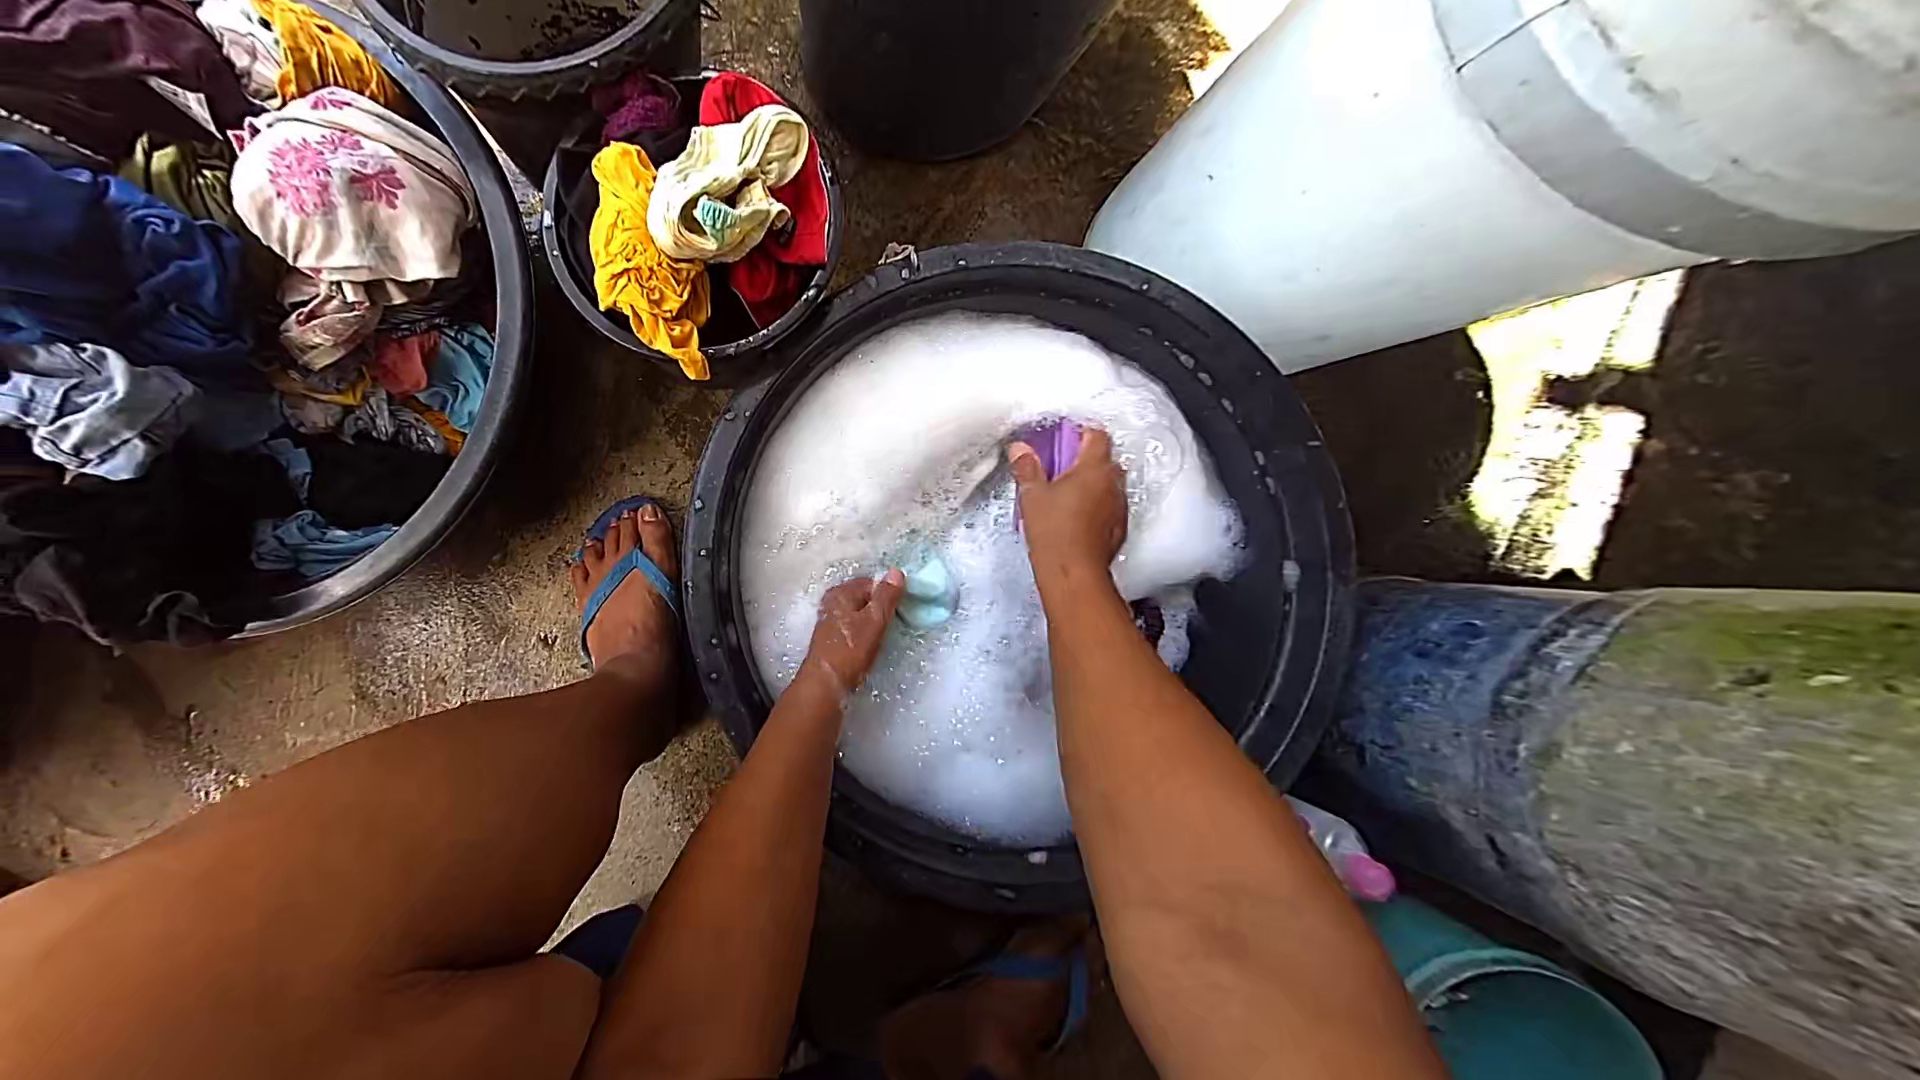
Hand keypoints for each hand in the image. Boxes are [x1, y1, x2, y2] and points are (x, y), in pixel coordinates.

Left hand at [803, 569, 905, 694]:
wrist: (826, 685)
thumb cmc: (850, 650)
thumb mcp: (875, 620)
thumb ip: (886, 596)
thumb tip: (896, 571)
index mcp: (841, 592)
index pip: (872, 583)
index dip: (888, 593)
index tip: (901, 607)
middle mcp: (832, 603)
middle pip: (865, 598)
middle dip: (881, 608)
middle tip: (894, 621)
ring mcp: (831, 622)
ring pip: (861, 614)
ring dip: (874, 622)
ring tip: (884, 635)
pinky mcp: (833, 639)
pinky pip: (855, 628)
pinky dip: (865, 633)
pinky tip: (871, 645)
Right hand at [1009, 427, 1127, 585]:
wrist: (1073, 573)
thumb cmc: (1055, 533)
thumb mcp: (1032, 495)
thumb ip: (1027, 467)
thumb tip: (1020, 450)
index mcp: (1094, 468)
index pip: (1097, 435)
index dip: (1081, 432)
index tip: (1066, 438)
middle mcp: (1113, 484)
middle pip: (1106, 459)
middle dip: (1086, 459)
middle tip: (1062, 467)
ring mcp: (1119, 507)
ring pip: (1110, 484)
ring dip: (1093, 484)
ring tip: (1067, 494)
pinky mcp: (1119, 528)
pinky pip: (1110, 507)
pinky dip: (1097, 506)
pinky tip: (1077, 517)